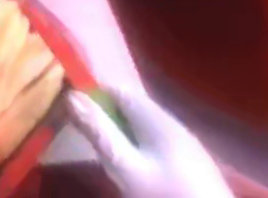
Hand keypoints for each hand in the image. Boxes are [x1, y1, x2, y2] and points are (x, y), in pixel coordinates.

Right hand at [67, 87, 232, 197]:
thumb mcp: (127, 170)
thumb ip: (100, 133)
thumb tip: (71, 94)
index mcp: (155, 116)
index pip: (116, 89)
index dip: (92, 96)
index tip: (71, 113)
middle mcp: (172, 122)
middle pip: (131, 109)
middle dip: (107, 119)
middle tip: (87, 143)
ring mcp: (187, 145)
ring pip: (145, 130)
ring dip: (124, 138)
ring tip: (108, 163)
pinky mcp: (196, 168)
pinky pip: (159, 148)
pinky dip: (142, 153)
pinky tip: (139, 178)